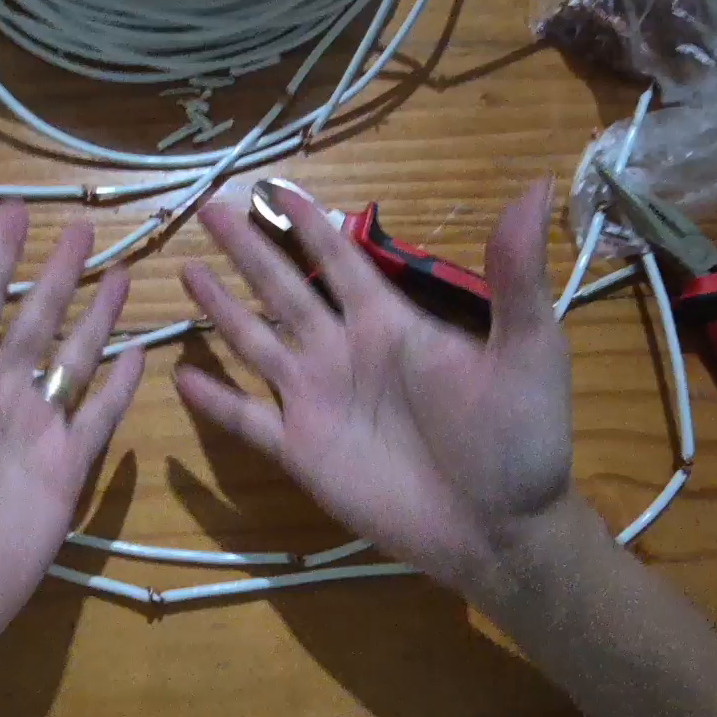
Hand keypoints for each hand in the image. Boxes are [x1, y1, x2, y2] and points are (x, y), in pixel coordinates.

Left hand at [0, 202, 143, 659]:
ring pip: (76, 357)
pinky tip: (140, 354)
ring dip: (98, 317)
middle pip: (37, 318)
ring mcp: (37, 431)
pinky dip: (121, 386)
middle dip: (59, 272)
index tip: (17, 209)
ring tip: (123, 274)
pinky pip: (100, 416)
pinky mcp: (67, 470)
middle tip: (83, 227)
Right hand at [174, 179, 584, 601]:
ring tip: (187, 273)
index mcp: (387, 322)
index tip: (274, 188)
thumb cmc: (517, 438)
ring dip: (221, 308)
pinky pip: (246, 418)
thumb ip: (514, 275)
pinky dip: (213, 400)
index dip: (307, 223)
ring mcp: (315, 400)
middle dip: (246, 248)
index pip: (337, 259)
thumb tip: (535, 188)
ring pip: (255, 342)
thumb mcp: (529, 350)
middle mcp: (341, 351)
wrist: (496, 528)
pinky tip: (181, 376)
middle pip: (281, 288)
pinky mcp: (299, 449)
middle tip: (209, 210)